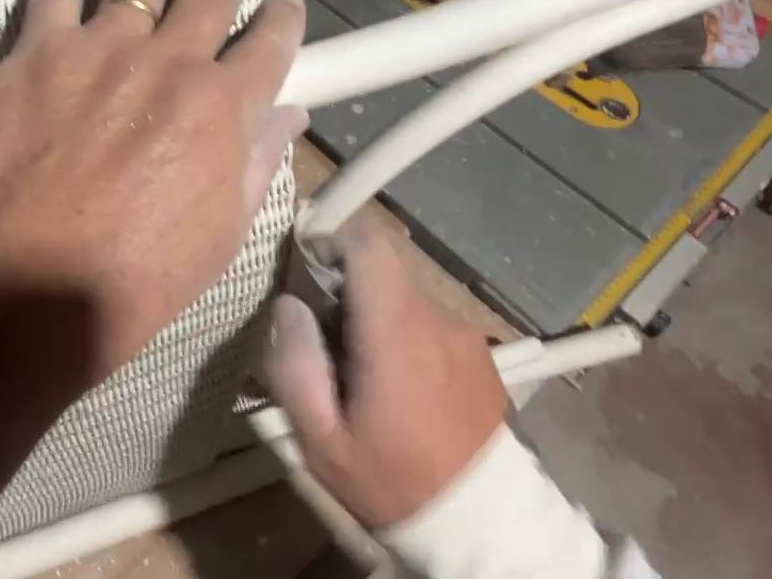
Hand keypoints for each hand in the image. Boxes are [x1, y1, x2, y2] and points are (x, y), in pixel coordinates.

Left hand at [0, 0, 307, 530]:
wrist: (27, 291)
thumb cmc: (132, 280)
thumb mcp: (219, 237)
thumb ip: (255, 165)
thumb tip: (287, 117)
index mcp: (222, 112)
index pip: (269, 49)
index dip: (284, 21)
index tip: (287, 1)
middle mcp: (169, 65)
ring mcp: (100, 50)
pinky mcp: (36, 51)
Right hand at [263, 231, 508, 527]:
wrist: (483, 527)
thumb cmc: (393, 483)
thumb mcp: (323, 442)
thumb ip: (296, 366)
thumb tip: (288, 305)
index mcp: (395, 332)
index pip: (367, 246)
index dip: (332, 244)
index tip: (307, 272)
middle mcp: (436, 319)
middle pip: (382, 270)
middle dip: (347, 289)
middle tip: (327, 338)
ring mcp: (464, 335)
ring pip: (405, 297)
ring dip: (378, 316)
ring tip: (365, 372)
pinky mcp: (480, 353)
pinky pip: (430, 323)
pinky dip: (408, 336)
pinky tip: (404, 387)